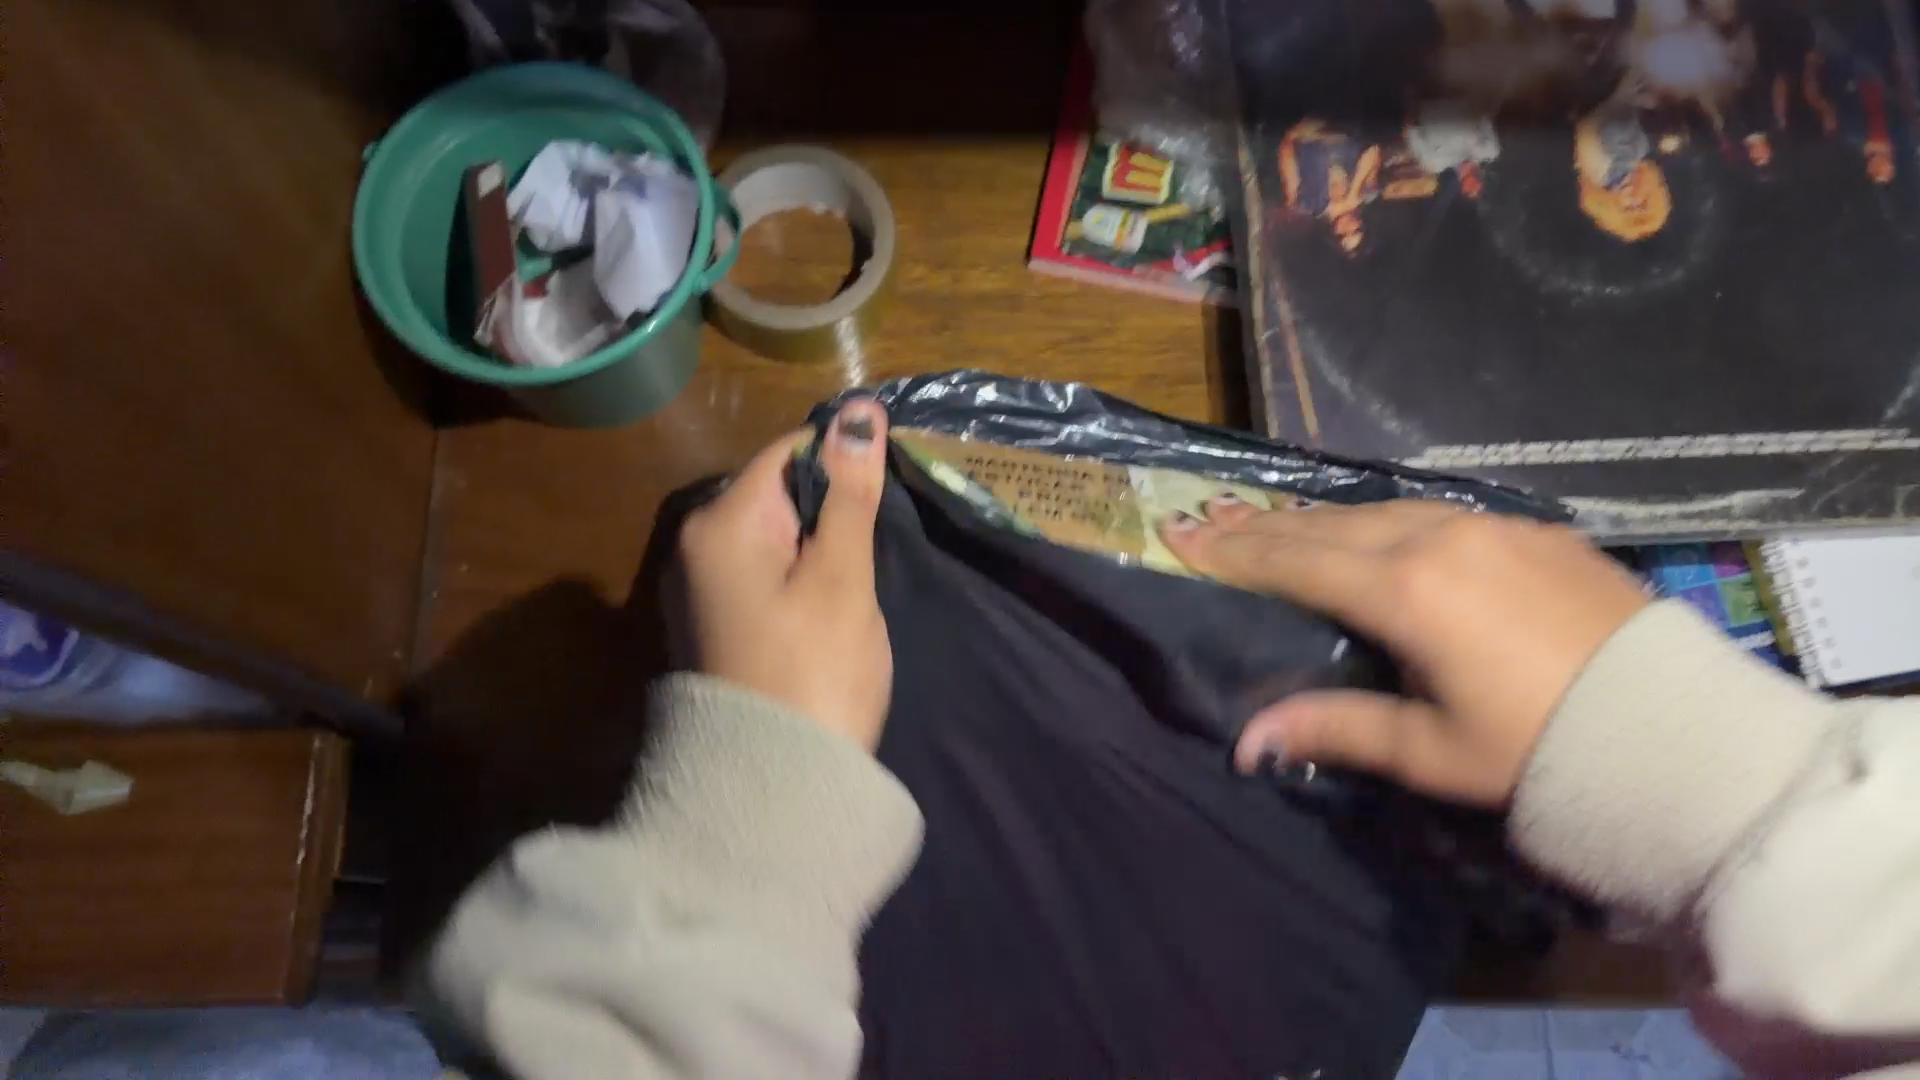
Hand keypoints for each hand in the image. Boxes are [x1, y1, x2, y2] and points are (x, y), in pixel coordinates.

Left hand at [678, 399, 892, 750]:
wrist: (772, 792)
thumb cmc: (815, 671)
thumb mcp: (842, 575)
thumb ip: (849, 491)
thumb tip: (858, 408)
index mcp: (719, 523)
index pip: (786, 454)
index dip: (840, 462)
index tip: (883, 494)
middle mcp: (693, 546)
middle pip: (775, 494)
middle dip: (829, 511)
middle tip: (871, 553)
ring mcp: (698, 589)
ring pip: (772, 538)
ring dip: (816, 548)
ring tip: (852, 587)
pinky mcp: (712, 624)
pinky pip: (761, 575)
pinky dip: (796, 579)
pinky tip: (822, 614)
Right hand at [1161, 498, 1648, 805]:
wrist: (1689, 736)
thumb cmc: (1543, 750)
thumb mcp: (1431, 750)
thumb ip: (1333, 728)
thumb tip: (1243, 742)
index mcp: (1406, 590)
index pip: (1292, 561)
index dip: (1229, 551)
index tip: (1178, 535)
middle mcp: (1437, 538)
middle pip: (1322, 525)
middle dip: (1257, 525)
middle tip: (1204, 517)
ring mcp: (1485, 525)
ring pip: (1369, 511)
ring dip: (1309, 518)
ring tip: (1262, 518)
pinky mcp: (1523, 529)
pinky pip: (1420, 511)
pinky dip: (1367, 519)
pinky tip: (1355, 527)